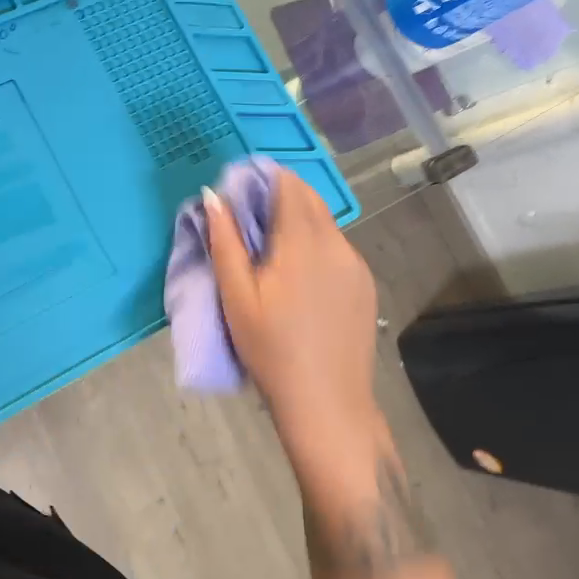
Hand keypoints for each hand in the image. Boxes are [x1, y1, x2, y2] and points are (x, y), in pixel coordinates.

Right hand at [202, 172, 380, 444]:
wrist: (325, 401)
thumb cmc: (270, 349)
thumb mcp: (236, 296)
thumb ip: (224, 241)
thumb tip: (213, 196)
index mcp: (303, 242)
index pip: (289, 185)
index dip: (263, 177)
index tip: (237, 187)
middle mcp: (337, 245)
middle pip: (310, 200)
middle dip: (278, 195)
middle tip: (245, 215)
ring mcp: (356, 265)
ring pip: (324, 224)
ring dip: (296, 221)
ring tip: (266, 249)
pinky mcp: (364, 285)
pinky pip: (336, 249)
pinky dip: (313, 245)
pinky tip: (295, 276)